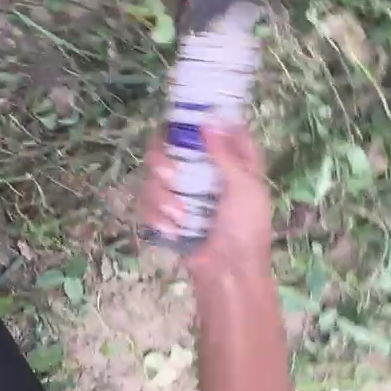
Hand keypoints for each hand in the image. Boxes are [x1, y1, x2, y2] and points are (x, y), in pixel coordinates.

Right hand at [140, 119, 273, 281]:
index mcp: (228, 161)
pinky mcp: (163, 212)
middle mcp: (199, 171)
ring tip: (179, 218)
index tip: (181, 123)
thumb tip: (209, 118)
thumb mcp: (245, 188)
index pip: (208, 127)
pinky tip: (172, 230)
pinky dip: (156, 217)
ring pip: (151, 177)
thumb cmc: (246, 229)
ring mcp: (179, 192)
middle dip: (161, 163)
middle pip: (165, 148)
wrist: (227, 272)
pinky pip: (144, 203)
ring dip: (161, 198)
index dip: (194, 120)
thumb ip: (225, 154)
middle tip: (170, 177)